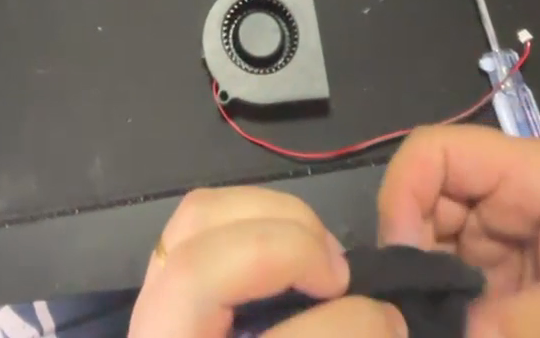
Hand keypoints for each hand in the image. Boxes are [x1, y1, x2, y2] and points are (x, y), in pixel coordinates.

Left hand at [130, 186, 406, 337]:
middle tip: (341, 275)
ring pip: (194, 220)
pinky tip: (291, 242)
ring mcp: (149, 316)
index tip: (390, 322)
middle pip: (198, 268)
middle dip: (285, 247)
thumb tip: (384, 322)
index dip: (342, 325)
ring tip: (320, 254)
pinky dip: (250, 213)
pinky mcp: (160, 289)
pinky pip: (196, 221)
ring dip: (270, 216)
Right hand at [378, 126, 539, 336]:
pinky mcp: (526, 293)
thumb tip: (416, 331)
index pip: (434, 154)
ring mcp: (518, 247)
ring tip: (438, 328)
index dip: (402, 197)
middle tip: (414, 318)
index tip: (401, 271)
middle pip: (429, 204)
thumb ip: (496, 325)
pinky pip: (469, 295)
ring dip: (434, 296)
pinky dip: (457, 317)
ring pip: (441, 256)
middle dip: (413, 258)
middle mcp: (513, 200)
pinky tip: (463, 332)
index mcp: (530, 175)